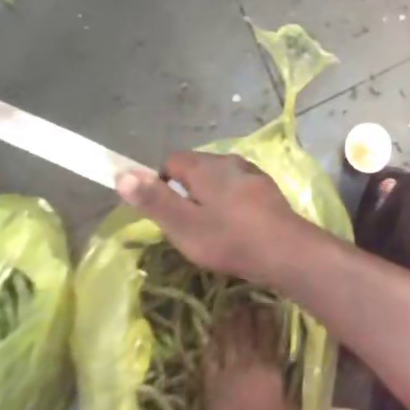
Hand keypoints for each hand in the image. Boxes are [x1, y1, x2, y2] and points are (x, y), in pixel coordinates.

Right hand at [117, 152, 320, 285]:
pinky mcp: (266, 188)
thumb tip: (122, 174)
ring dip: (210, 199)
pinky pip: (238, 190)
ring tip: (211, 232)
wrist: (286, 250)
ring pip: (218, 179)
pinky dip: (231, 205)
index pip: (170, 162)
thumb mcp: (183, 225)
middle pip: (195, 169)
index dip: (161, 185)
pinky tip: (237, 229)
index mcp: (204, 165)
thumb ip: (154, 200)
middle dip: (186, 193)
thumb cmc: (229, 239)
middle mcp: (227, 160)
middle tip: (187, 228)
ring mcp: (250, 172)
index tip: (166, 214)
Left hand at [185, 305, 299, 409]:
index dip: (269, 316)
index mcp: (268, 366)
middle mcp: (247, 360)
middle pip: (246, 329)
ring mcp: (226, 368)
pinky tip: (210, 333)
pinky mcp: (211, 379)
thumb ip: (296, 385)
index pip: (269, 333)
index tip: (270, 304)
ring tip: (229, 306)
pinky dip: (210, 342)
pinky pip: (210, 355)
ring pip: (227, 337)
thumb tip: (301, 366)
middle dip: (247, 312)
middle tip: (248, 298)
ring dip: (228, 320)